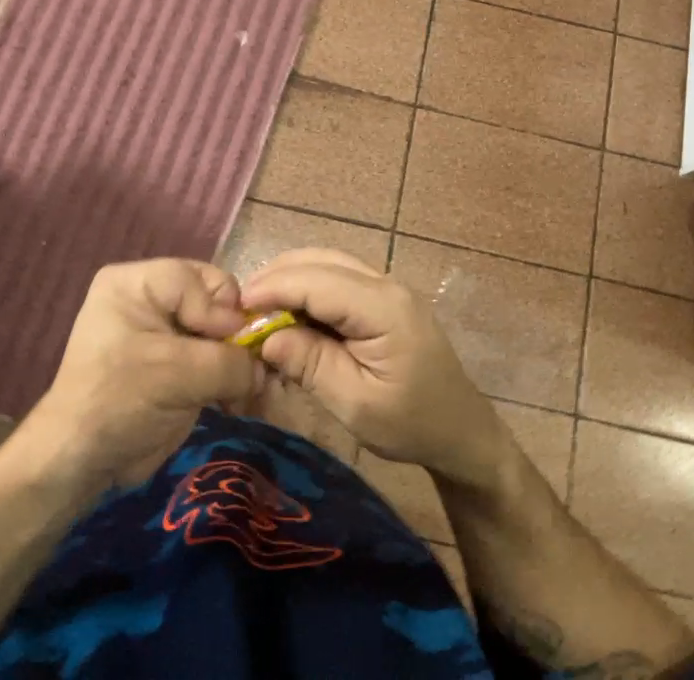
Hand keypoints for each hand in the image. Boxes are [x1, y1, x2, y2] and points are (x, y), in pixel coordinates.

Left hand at [19, 259, 258, 488]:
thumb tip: (263, 366)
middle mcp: (150, 297)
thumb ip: (232, 362)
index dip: (221, 312)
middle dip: (230, 335)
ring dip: (232, 359)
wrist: (85, 461)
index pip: (204, 279)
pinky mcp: (176, 361)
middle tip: (229, 370)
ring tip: (230, 388)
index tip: (223, 347)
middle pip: (216, 300)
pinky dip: (226, 375)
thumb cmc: (120, 401)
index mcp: (137, 283)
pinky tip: (227, 398)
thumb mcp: (178, 373)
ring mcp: (164, 330)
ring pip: (220, 330)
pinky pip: (216, 355)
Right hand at [241, 249, 506, 485]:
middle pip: (319, 262)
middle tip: (240, 312)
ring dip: (289, 282)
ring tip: (259, 313)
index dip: (271, 289)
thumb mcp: (355, 405)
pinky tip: (289, 315)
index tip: (232, 311)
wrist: (461, 432)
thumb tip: (263, 337)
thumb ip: (310, 365)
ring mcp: (388, 288)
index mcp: (384, 308)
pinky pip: (338, 280)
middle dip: (275, 280)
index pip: (315, 281)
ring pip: (327, 264)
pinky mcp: (384, 299)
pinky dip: (307, 290)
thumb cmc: (410, 425)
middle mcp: (386, 285)